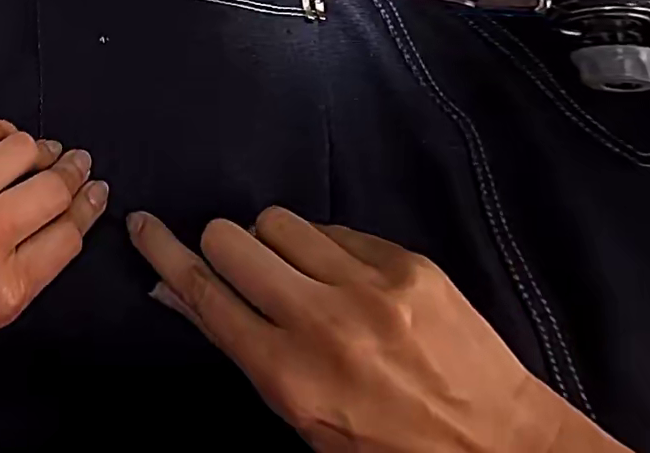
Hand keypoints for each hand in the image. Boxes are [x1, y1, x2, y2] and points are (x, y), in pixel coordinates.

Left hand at [0, 118, 108, 392]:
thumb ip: (28, 273)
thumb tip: (65, 221)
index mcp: (1, 288)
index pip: (70, 234)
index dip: (90, 207)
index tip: (96, 191)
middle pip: (57, 187)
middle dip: (76, 173)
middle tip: (78, 165)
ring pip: (26, 148)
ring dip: (41, 150)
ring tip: (40, 155)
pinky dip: (2, 133)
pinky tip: (1, 145)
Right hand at [128, 207, 627, 452]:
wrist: (507, 450)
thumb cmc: (388, 448)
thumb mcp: (303, 417)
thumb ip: (240, 346)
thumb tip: (177, 293)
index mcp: (289, 376)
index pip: (205, 294)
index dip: (165, 253)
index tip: (142, 222)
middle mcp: (321, 319)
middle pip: (232, 237)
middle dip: (226, 246)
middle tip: (248, 268)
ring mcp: (366, 282)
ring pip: (277, 219)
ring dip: (275, 241)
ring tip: (303, 274)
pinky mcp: (402, 258)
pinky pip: (331, 226)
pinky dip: (325, 247)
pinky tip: (351, 280)